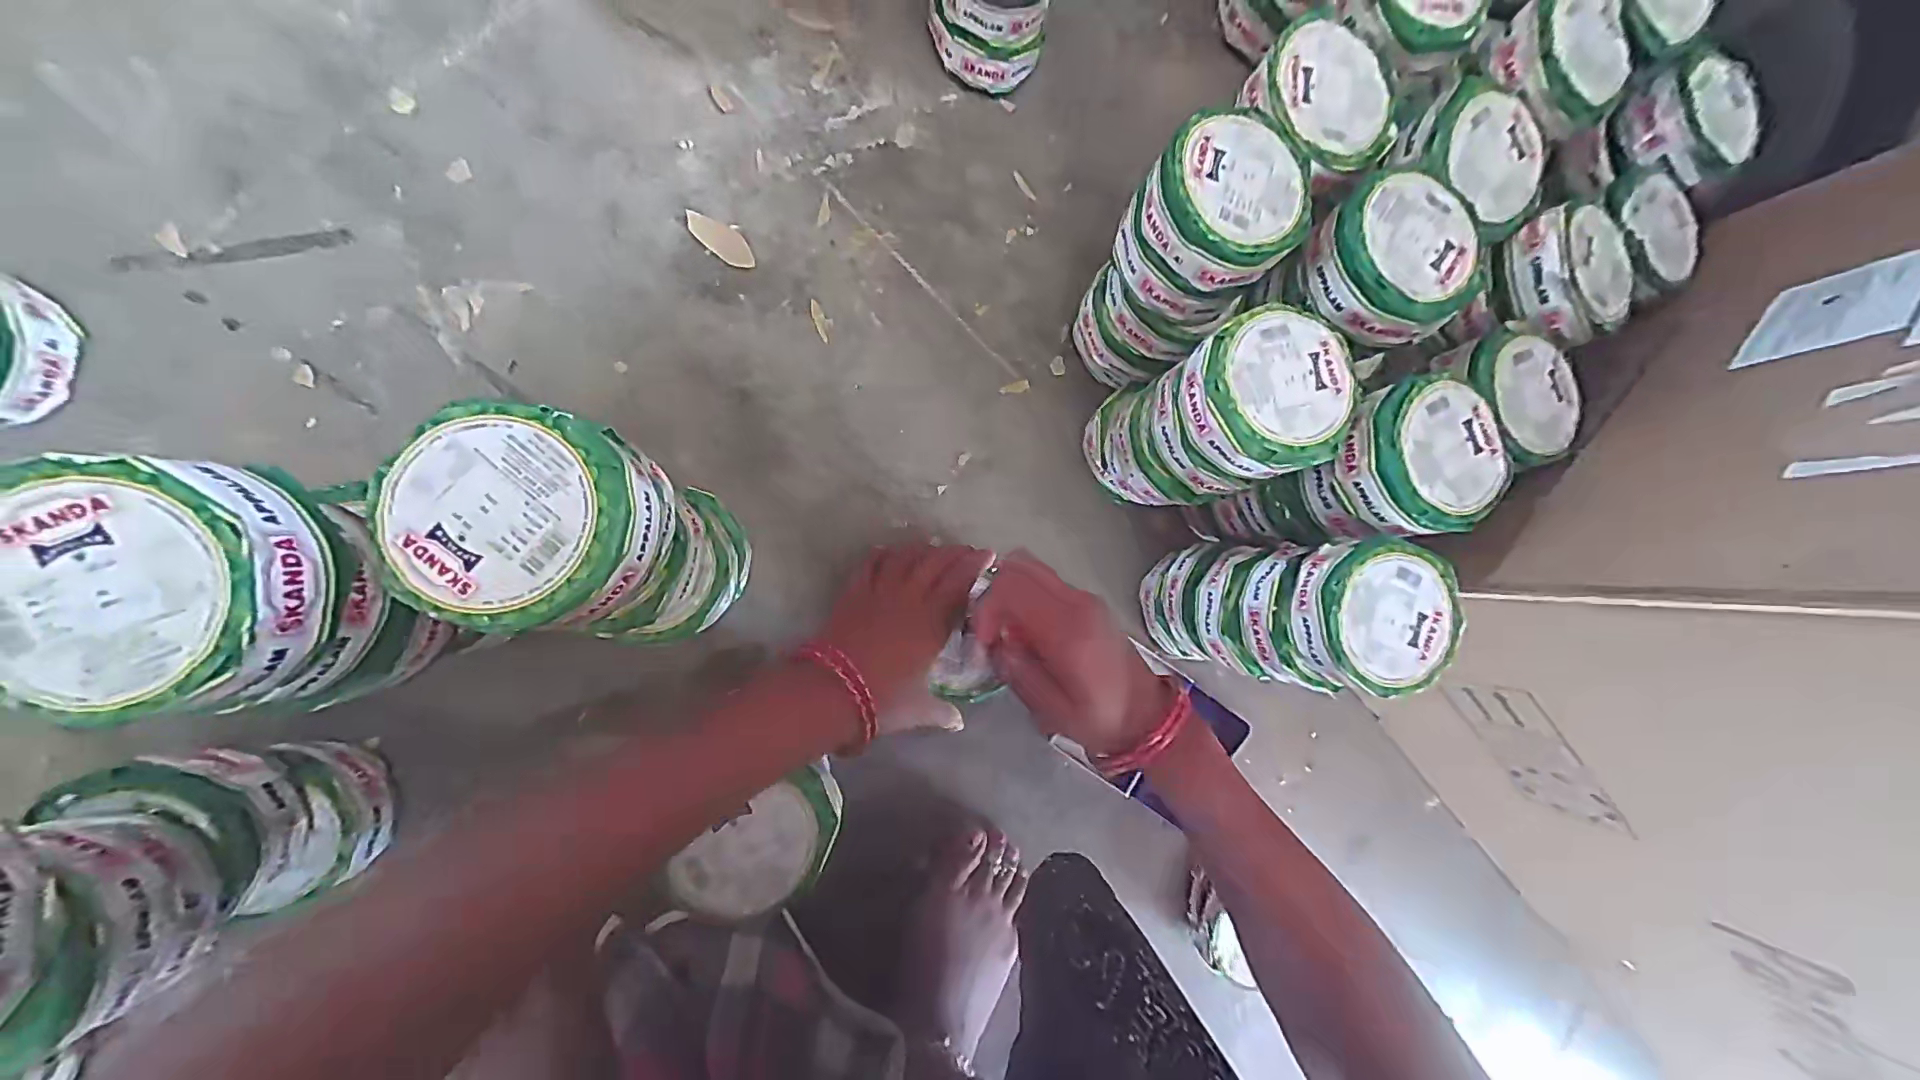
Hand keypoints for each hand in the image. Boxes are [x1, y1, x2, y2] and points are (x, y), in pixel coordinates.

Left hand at [817, 543, 993, 733]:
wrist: (832, 691)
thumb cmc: (882, 700)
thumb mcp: (917, 709)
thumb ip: (939, 712)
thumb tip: (956, 721)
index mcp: (933, 622)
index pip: (960, 583)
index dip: (975, 566)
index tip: (987, 557)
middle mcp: (910, 599)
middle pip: (936, 562)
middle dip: (955, 553)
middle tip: (967, 551)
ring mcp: (880, 591)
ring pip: (906, 556)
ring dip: (923, 549)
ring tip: (933, 549)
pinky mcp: (854, 592)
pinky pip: (872, 562)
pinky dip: (885, 554)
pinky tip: (891, 553)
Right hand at [972, 552, 1176, 755]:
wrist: (1147, 715)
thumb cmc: (1100, 719)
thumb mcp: (1052, 710)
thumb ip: (1019, 671)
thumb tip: (998, 643)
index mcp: (1068, 628)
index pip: (1011, 587)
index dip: (986, 608)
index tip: (985, 641)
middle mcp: (1077, 602)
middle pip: (1018, 566)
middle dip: (993, 596)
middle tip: (992, 632)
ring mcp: (1085, 598)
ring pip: (1031, 570)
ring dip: (1009, 595)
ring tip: (1008, 632)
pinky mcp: (1087, 602)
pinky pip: (1045, 584)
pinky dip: (1025, 599)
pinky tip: (1028, 634)